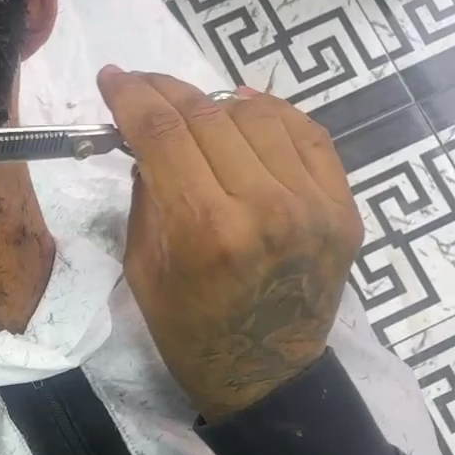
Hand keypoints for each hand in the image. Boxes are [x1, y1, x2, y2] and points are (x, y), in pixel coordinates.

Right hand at [97, 68, 362, 418]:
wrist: (265, 375)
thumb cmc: (190, 334)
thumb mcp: (144, 272)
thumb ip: (146, 199)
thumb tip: (147, 143)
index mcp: (205, 231)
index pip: (163, 135)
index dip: (131, 97)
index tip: (112, 78)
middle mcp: (264, 207)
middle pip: (208, 117)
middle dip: (165, 91)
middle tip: (142, 86)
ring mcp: (312, 205)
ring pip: (258, 116)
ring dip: (215, 104)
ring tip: (191, 110)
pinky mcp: (342, 208)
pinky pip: (307, 135)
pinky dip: (272, 114)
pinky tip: (244, 111)